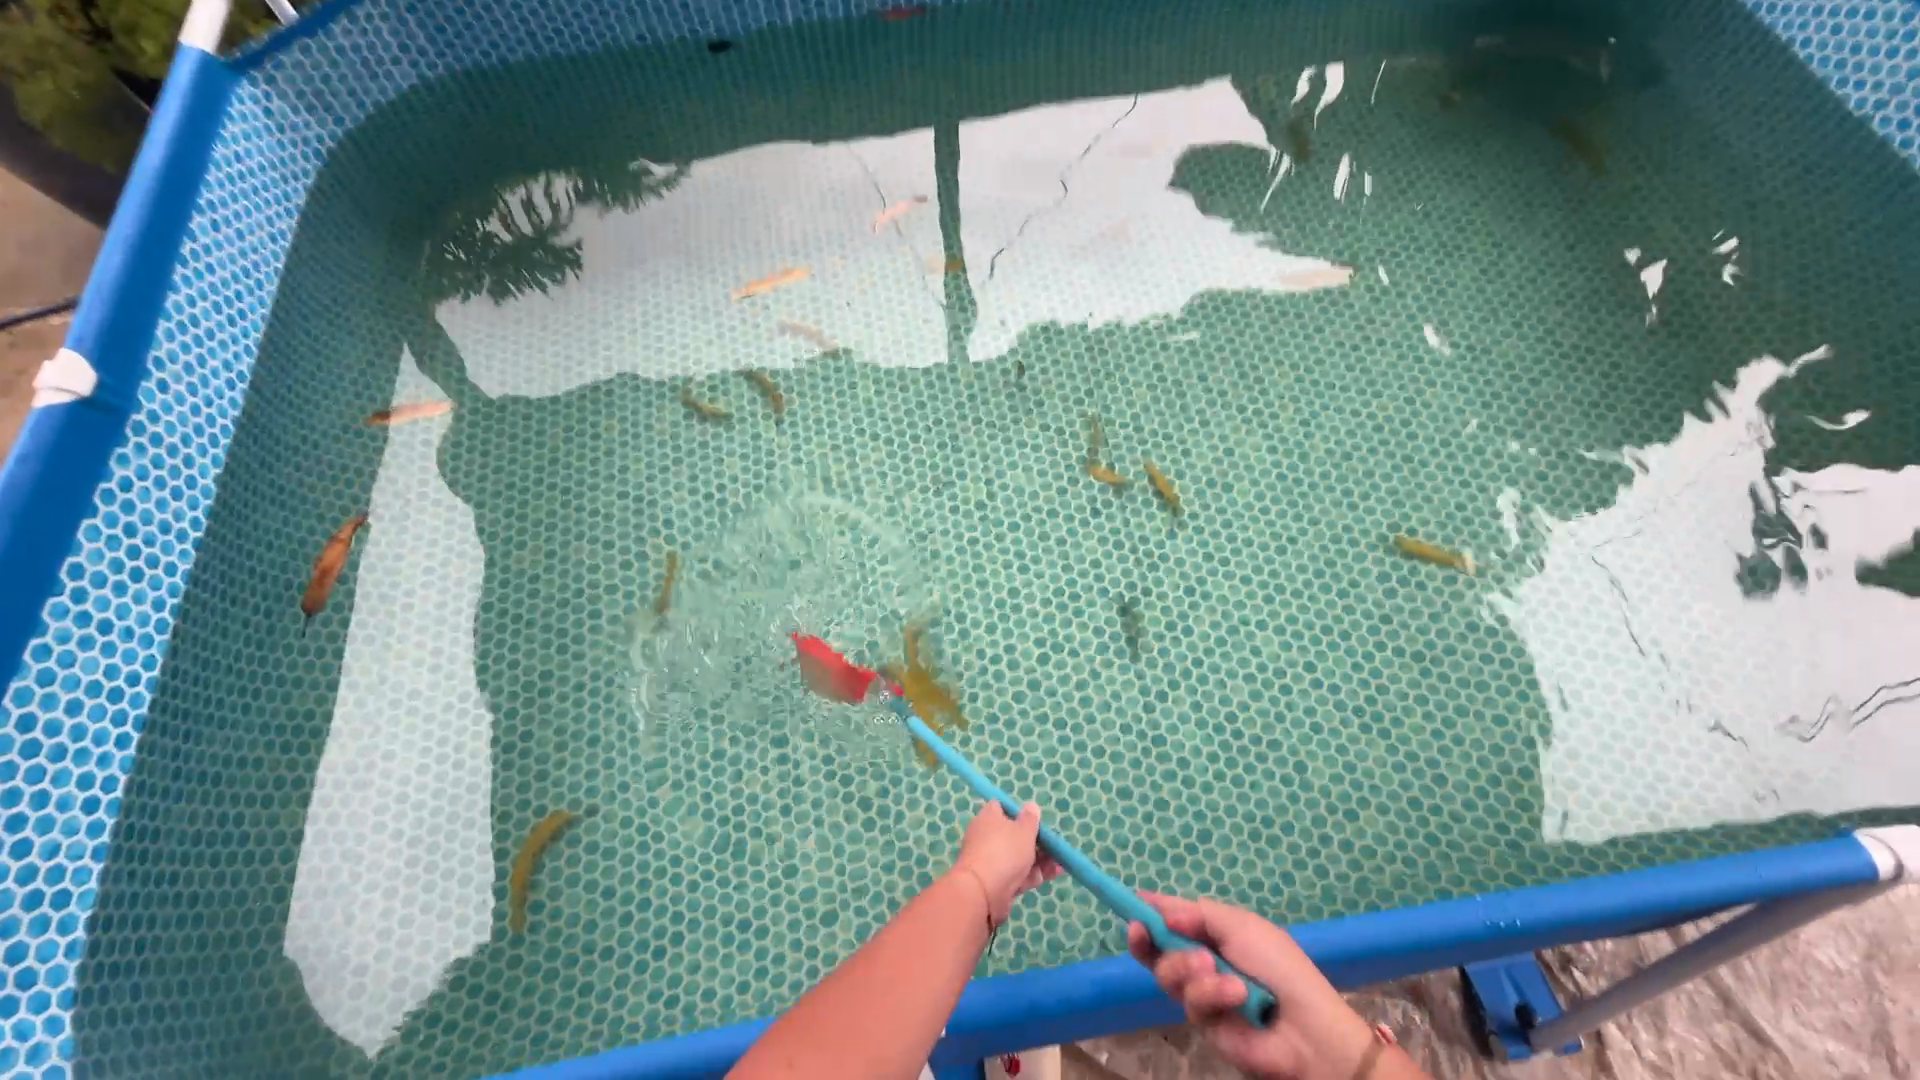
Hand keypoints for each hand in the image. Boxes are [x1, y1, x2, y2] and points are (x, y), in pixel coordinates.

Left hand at [949, 801, 1062, 923]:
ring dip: (1039, 859)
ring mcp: (991, 861)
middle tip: (1053, 845)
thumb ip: (1030, 819)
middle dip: (1035, 840)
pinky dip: (1033, 874)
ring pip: (1017, 856)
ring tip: (1060, 863)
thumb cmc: (1005, 851)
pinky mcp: (996, 881)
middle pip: (1013, 834)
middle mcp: (986, 837)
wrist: (983, 891)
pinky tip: (1053, 874)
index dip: (1018, 811)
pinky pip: (1017, 874)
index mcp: (988, 818)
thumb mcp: (1024, 830)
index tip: (1034, 819)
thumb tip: (1030, 806)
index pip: (1000, 807)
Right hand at [1128, 893, 1389, 1079]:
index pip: (1175, 917)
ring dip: (1187, 967)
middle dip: (1148, 938)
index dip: (1151, 909)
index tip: (1130, 900)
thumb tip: (1162, 912)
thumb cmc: (1279, 967)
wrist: (1306, 1030)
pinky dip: (1211, 994)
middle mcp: (1203, 959)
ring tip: (1213, 969)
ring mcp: (1202, 991)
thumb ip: (1198, 914)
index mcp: (1215, 932)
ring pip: (1167, 972)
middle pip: (1157, 947)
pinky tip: (1235, 996)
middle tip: (1140, 930)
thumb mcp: (1241, 926)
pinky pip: (1190, 1000)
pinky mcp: (1203, 1022)